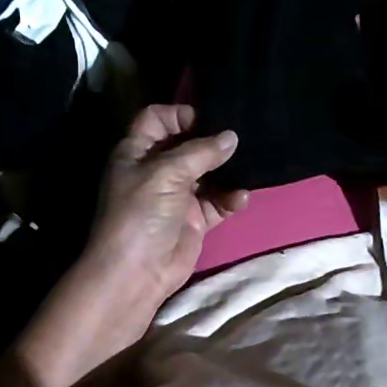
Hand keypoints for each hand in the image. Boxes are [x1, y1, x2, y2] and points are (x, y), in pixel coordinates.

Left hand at [83, 104, 250, 307]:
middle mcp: (157, 170)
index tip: (210, 118)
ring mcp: (177, 196)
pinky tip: (241, 198)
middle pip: (188, 145)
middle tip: (242, 137)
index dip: (180, 114)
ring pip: (208, 174)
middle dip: (213, 141)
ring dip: (227, 170)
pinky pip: (218, 202)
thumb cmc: (142, 213)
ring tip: (249, 166)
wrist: (136, 272)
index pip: (157, 118)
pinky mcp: (194, 220)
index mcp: (137, 151)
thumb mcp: (166, 173)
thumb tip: (231, 137)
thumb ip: (201, 152)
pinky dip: (230, 198)